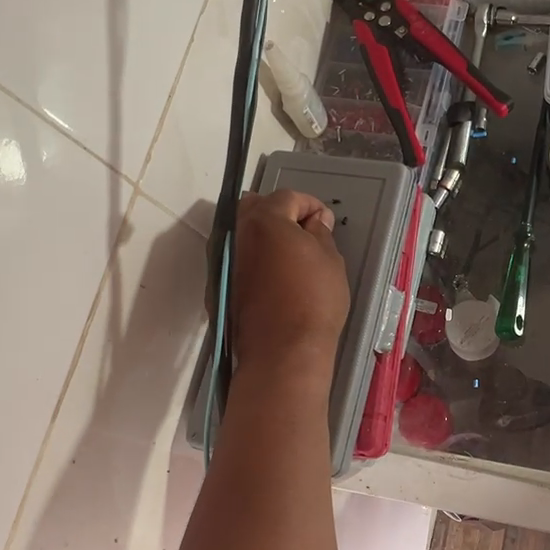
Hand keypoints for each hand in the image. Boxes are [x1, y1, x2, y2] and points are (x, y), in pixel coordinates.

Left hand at [227, 189, 348, 370]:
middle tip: (304, 234)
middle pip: (254, 208)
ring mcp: (223, 261)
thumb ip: (320, 233)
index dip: (310, 205)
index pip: (287, 197)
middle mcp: (236, 234)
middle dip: (280, 213)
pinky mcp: (218, 286)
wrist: (282, 353)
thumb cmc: (314, 301)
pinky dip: (252, 260)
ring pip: (240, 234)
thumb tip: (315, 221)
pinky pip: (235, 260)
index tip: (325, 222)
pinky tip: (272, 278)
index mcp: (264, 220)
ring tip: (288, 256)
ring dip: (262, 236)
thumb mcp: (331, 261)